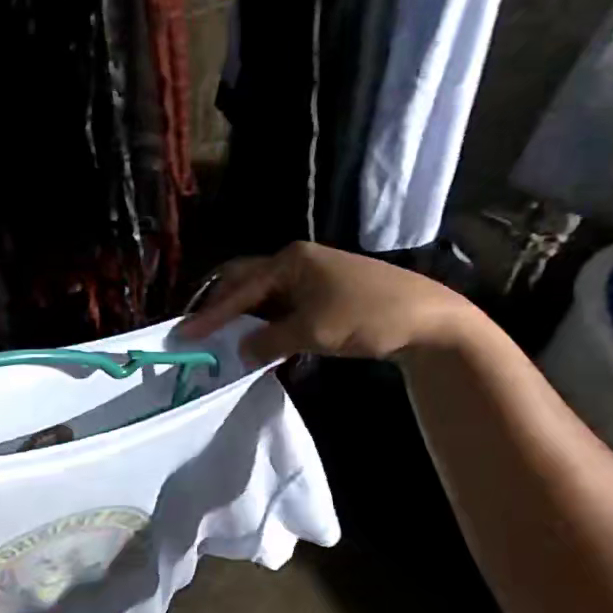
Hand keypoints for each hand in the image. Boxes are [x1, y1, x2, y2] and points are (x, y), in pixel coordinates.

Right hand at [180, 242, 483, 365]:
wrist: (428, 317)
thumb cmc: (366, 316)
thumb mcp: (313, 332)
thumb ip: (269, 341)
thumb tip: (240, 351)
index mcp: (289, 260)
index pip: (239, 288)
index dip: (211, 313)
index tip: (185, 334)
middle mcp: (297, 260)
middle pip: (247, 281)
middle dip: (222, 305)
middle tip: (198, 330)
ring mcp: (313, 275)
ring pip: (266, 294)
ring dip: (245, 316)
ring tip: (223, 338)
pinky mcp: (327, 292)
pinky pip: (285, 304)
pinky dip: (268, 321)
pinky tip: (261, 338)